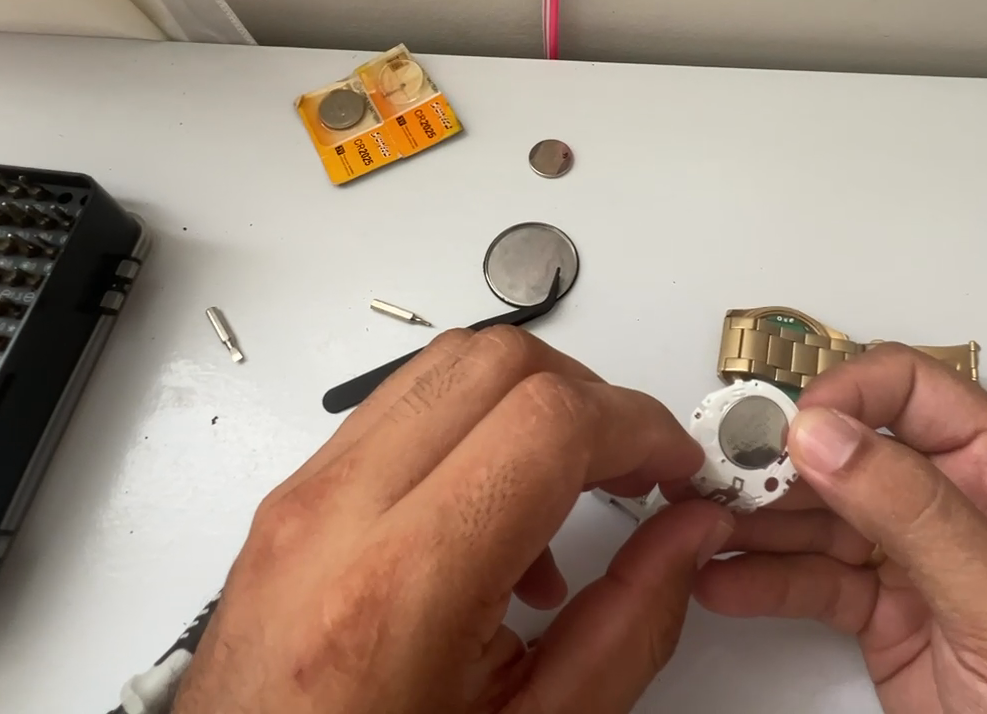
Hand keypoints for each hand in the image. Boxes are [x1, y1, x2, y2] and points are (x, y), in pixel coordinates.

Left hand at [173, 327, 733, 713]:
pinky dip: (482, 421)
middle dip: (591, 395)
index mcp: (396, 590)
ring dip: (537, 398)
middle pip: (498, 362)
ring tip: (575, 482)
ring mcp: (304, 494)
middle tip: (633, 464)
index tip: (673, 462)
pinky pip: (408, 404)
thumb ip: (630, 623)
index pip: (547, 423)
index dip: (636, 426)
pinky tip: (504, 509)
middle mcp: (334, 515)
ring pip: (451, 363)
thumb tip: (690, 529)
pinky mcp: (296, 494)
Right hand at [694, 346, 986, 713]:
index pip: (908, 388)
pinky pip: (814, 578)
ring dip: (758, 519)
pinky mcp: (883, 610)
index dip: (843, 396)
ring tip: (702, 529)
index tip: (787, 430)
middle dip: (779, 460)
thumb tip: (823, 431)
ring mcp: (913, 554)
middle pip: (848, 446)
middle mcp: (951, 496)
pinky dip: (766, 579)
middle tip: (719, 478)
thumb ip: (916, 513)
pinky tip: (725, 582)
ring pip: (819, 511)